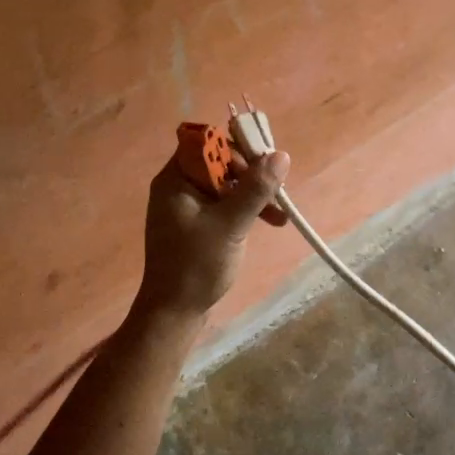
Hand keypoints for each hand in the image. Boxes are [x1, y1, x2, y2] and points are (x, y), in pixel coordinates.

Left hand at [135, 147, 290, 318]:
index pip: (205, 142)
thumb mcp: (230, 225)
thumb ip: (255, 189)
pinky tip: (271, 222)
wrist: (173, 312)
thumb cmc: (196, 265)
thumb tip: (281, 155)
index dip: (235, 147)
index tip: (263, 163)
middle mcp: (178, 185)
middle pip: (219, 161)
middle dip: (251, 174)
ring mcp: (187, 205)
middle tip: (276, 190)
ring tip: (280, 212)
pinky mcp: (197, 222)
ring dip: (253, 193)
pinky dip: (245, 208)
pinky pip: (224, 202)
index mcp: (175, 179)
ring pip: (226, 183)